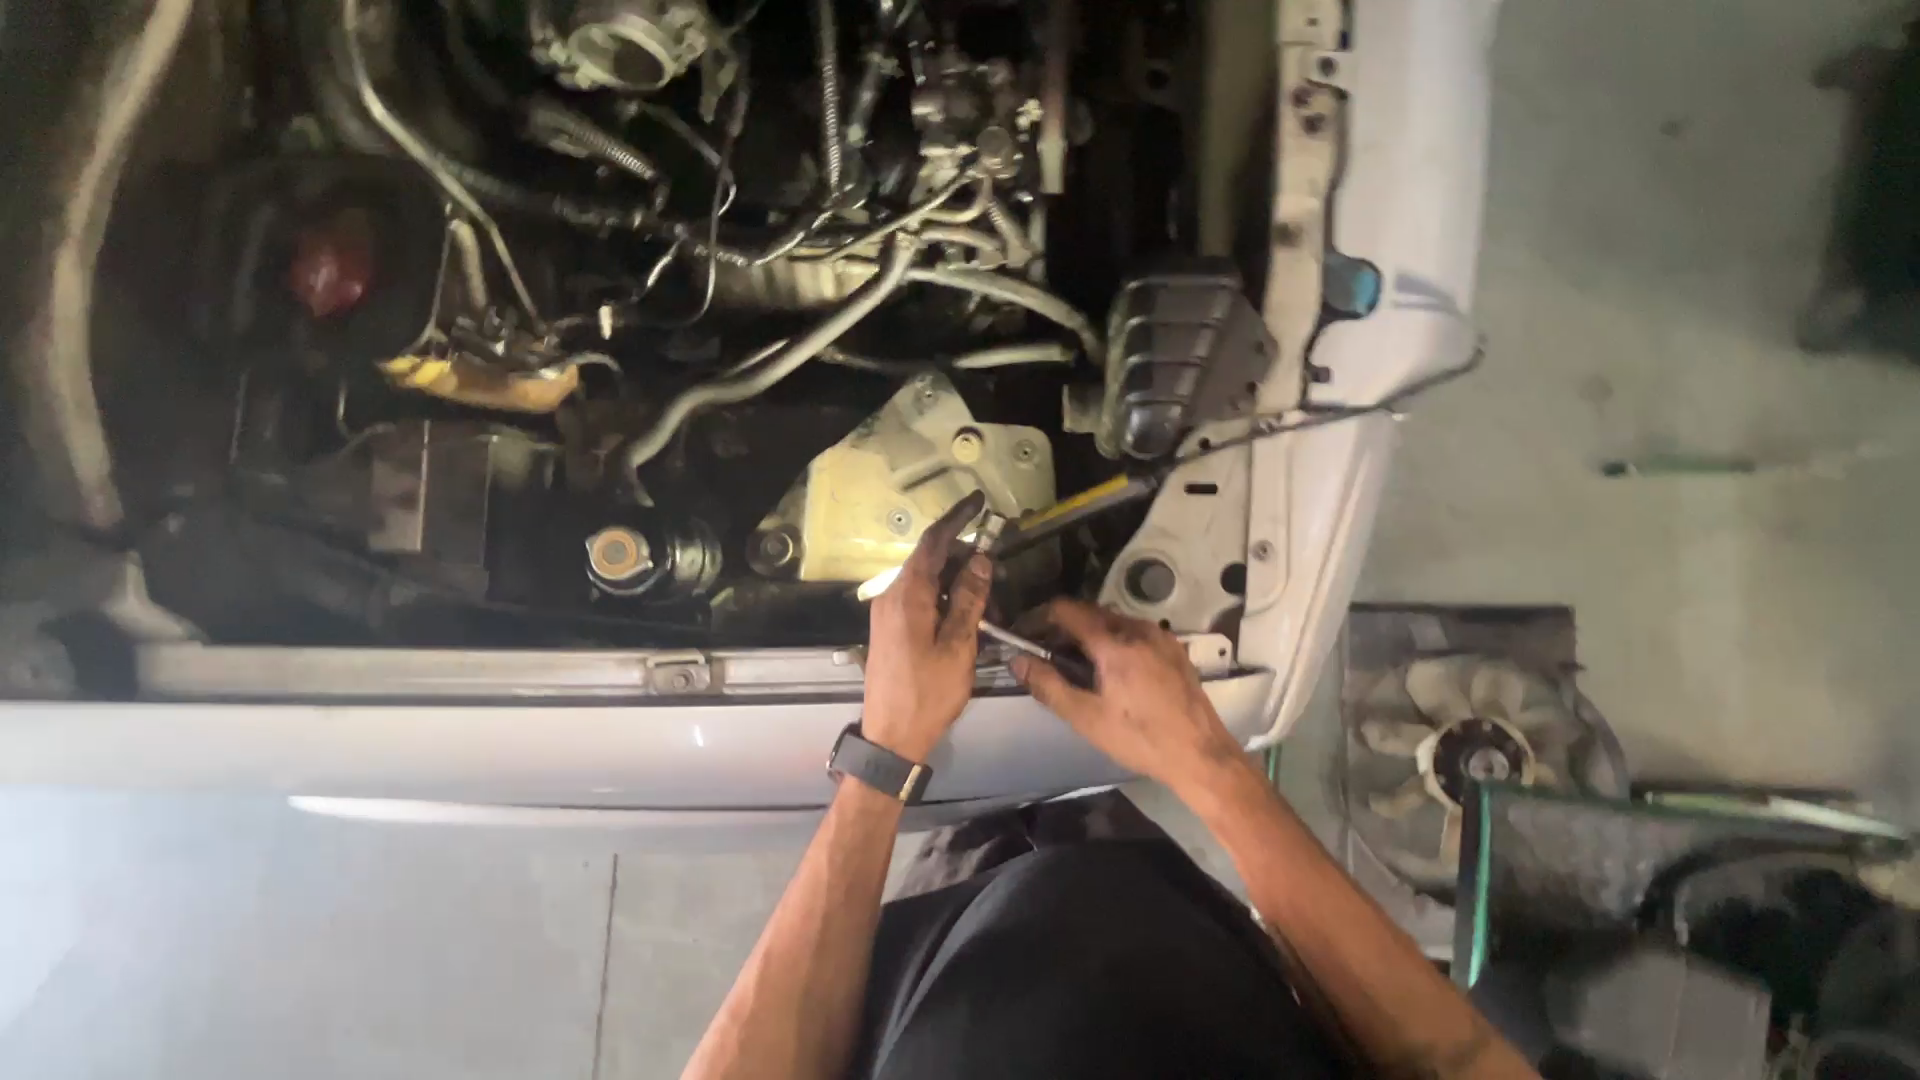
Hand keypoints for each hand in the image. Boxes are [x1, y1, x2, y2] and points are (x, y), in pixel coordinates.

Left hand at [860, 491, 993, 762]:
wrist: (890, 737)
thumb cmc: (928, 693)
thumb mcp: (958, 646)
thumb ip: (969, 599)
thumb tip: (981, 560)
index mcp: (907, 595)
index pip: (933, 542)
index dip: (957, 518)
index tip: (979, 501)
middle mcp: (891, 595)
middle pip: (932, 561)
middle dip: (967, 564)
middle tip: (998, 585)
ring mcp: (887, 613)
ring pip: (929, 583)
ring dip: (959, 588)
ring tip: (989, 617)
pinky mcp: (890, 629)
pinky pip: (921, 601)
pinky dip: (946, 602)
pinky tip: (967, 625)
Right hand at [1011, 599, 1244, 794]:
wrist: (1201, 755)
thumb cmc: (1140, 738)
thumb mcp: (1086, 717)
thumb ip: (1048, 685)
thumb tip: (1018, 661)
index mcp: (1114, 643)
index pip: (1066, 610)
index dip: (1040, 618)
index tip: (1027, 636)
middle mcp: (1139, 629)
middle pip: (1090, 613)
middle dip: (1064, 628)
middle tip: (1048, 655)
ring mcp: (1161, 637)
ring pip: (1114, 621)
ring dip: (1090, 634)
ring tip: (1078, 665)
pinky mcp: (1174, 649)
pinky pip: (1135, 632)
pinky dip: (1115, 640)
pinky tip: (1112, 670)